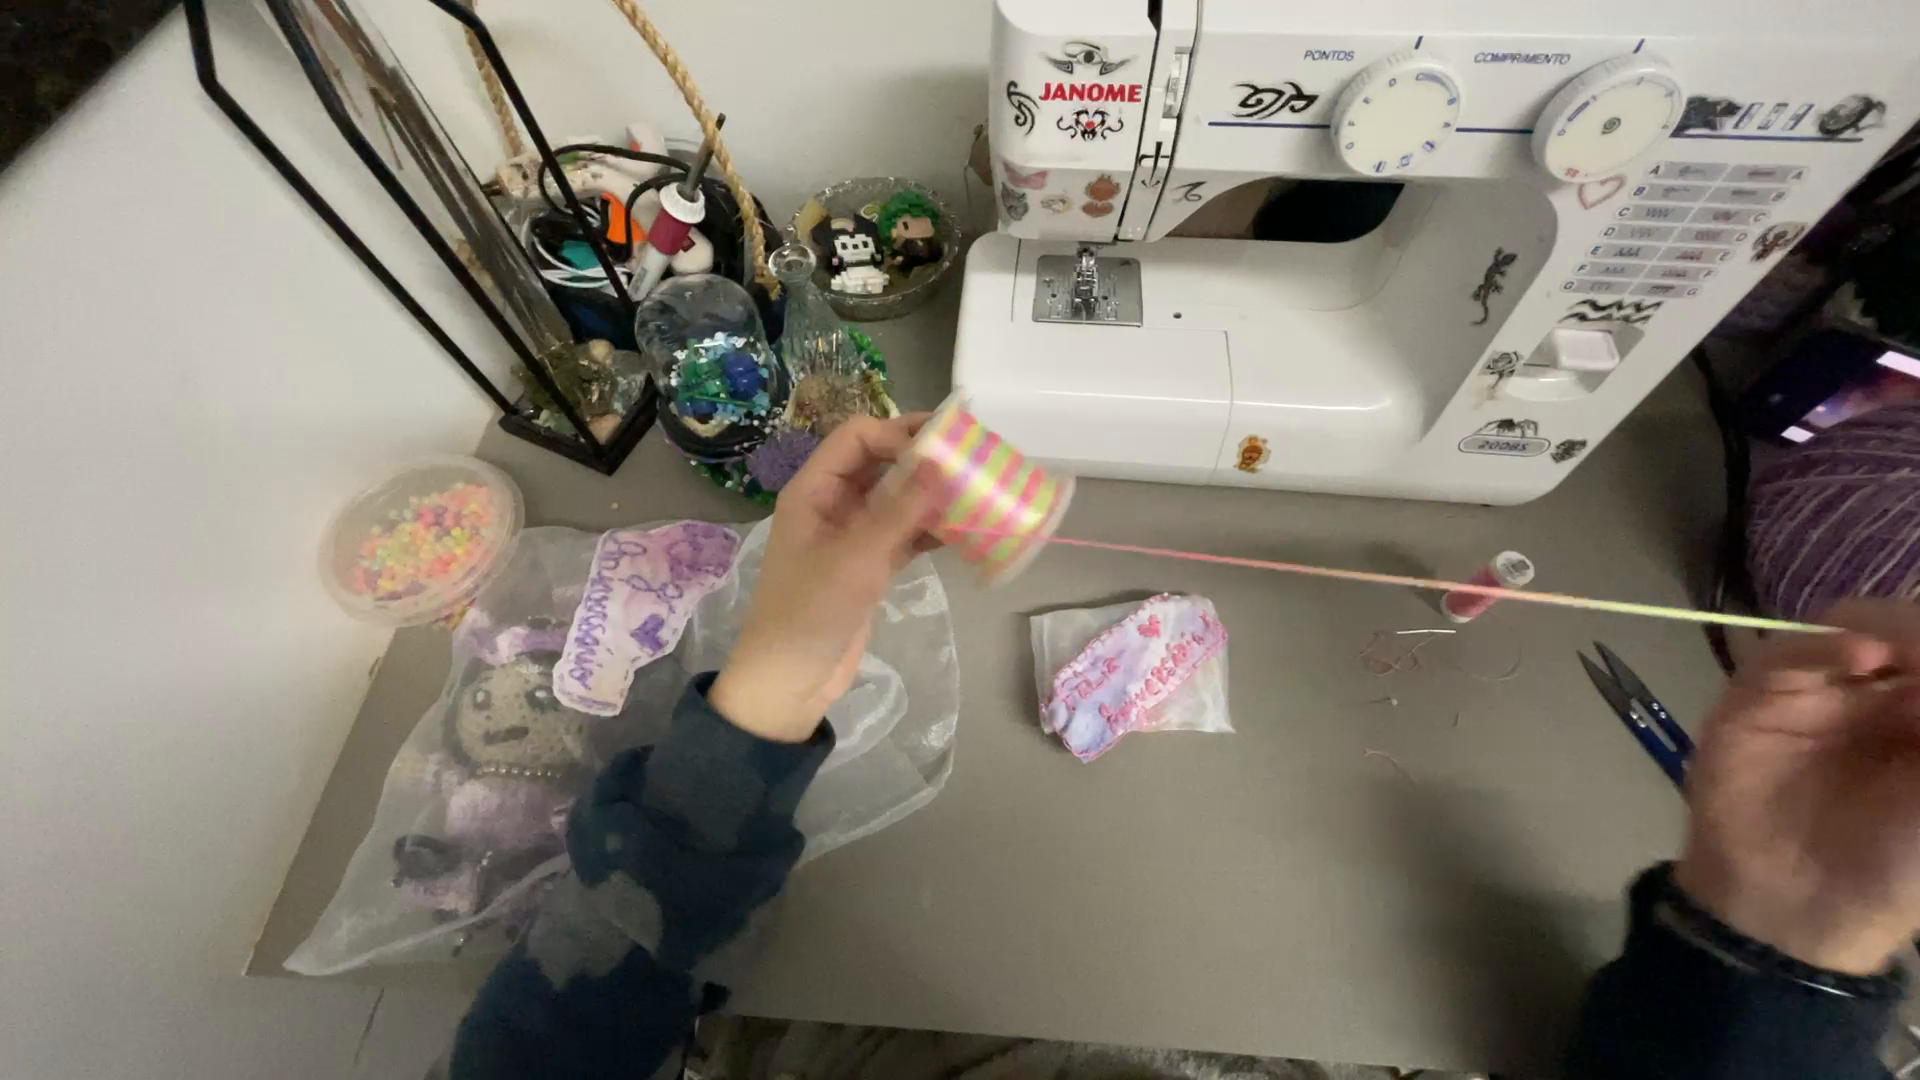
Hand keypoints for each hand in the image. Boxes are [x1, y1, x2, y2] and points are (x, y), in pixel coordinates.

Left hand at [708, 415, 939, 741]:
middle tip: (971, 458)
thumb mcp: (856, 558)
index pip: (857, 437)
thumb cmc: (811, 612)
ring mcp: (853, 535)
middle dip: (922, 459)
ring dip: (932, 494)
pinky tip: (965, 528)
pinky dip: (931, 529)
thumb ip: (900, 511)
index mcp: (814, 490)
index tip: (941, 449)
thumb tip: (941, 464)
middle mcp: (833, 504)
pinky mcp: (870, 564)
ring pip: (897, 498)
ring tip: (976, 489)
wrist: (790, 681)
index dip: (897, 433)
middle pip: (880, 462)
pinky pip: (904, 533)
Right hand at [1676, 600, 1919, 973]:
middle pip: (1914, 634)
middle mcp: (1893, 698)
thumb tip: (1900, 651)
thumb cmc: (1903, 860)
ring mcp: (1825, 692)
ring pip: (1863, 629)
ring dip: (1891, 631)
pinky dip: (1822, 642)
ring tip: (1894, 654)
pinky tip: (1859, 653)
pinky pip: (1789, 652)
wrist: (1797, 891)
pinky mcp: (1760, 694)